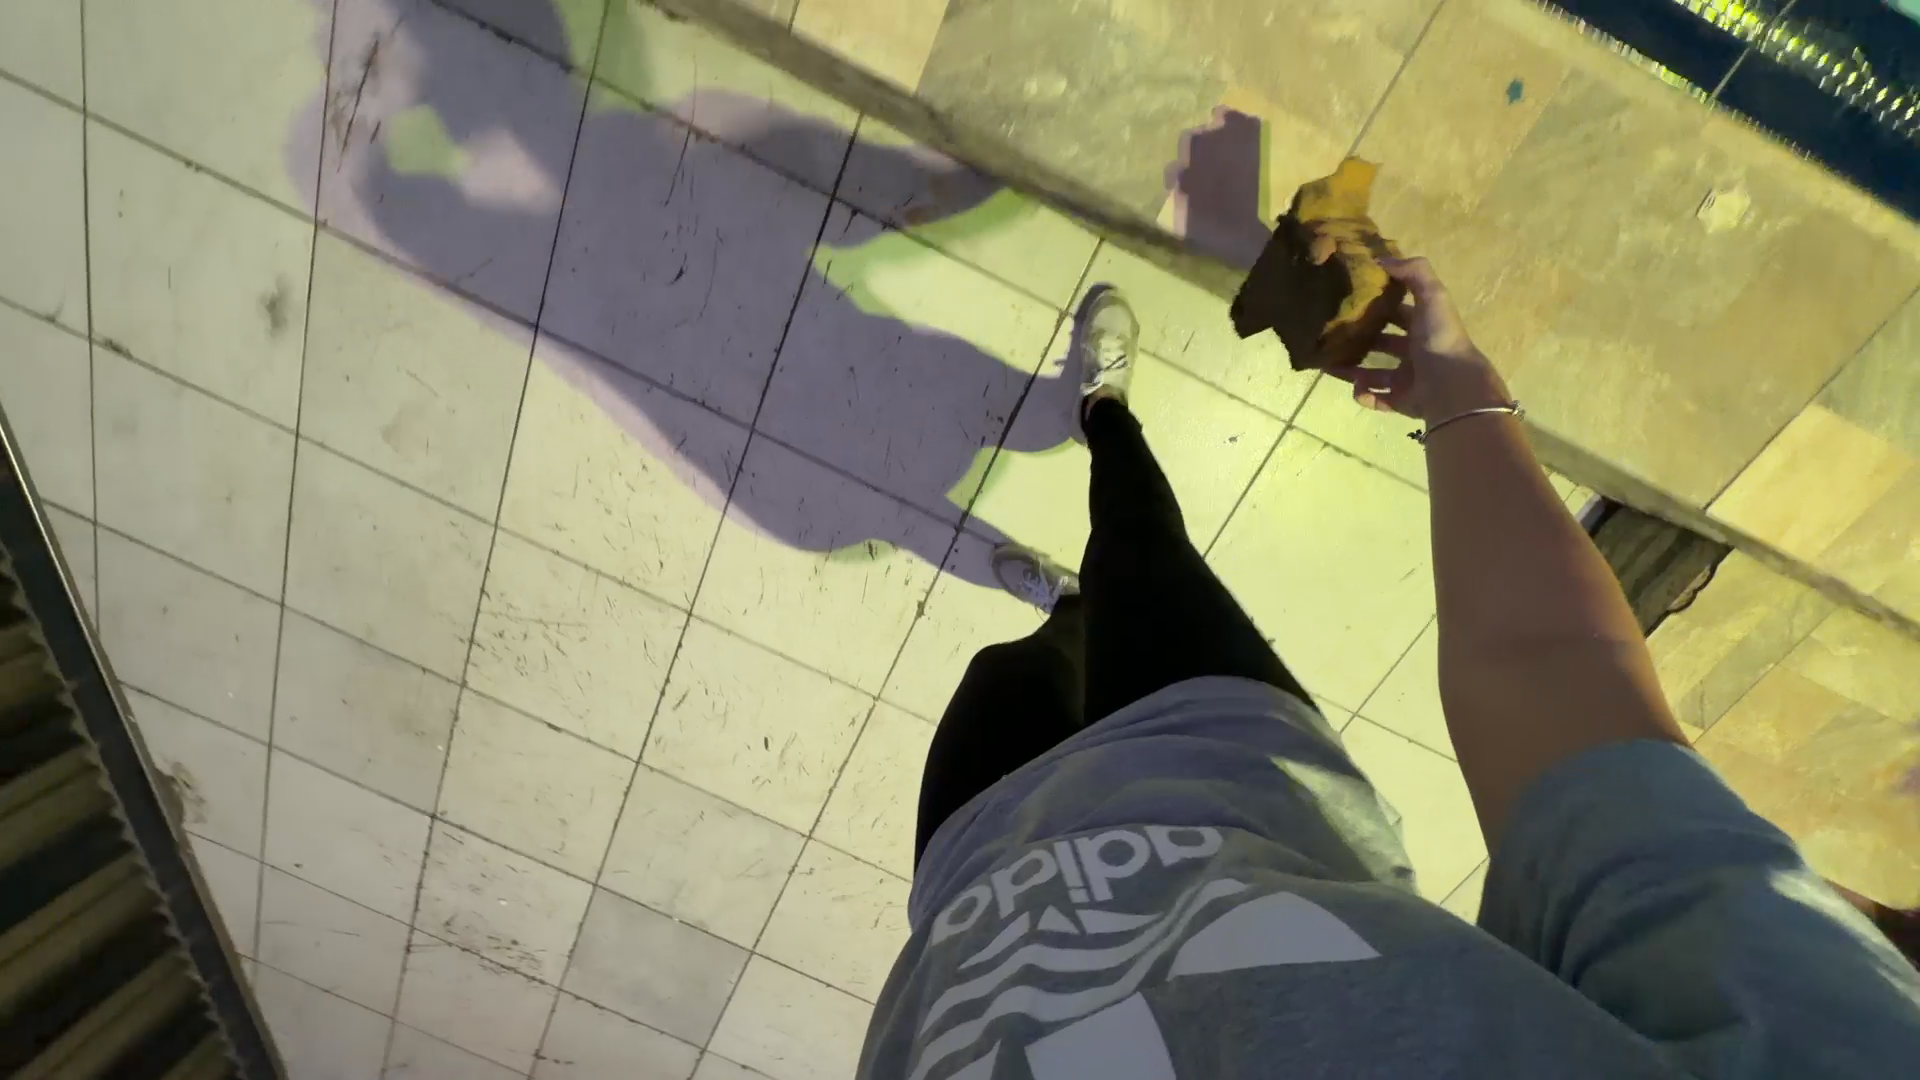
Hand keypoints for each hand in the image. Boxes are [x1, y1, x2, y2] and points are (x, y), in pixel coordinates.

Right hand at [1324, 256, 1510, 422]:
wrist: (1449, 384)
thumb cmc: (1439, 338)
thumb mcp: (1432, 296)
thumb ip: (1414, 273)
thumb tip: (1382, 258)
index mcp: (1424, 327)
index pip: (1399, 314)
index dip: (1380, 307)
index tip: (1353, 304)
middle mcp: (1415, 352)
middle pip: (1382, 344)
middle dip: (1360, 341)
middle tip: (1333, 337)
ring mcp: (1407, 378)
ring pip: (1372, 373)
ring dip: (1350, 370)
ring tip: (1329, 366)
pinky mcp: (1399, 401)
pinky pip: (1375, 399)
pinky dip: (1363, 395)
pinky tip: (1357, 389)